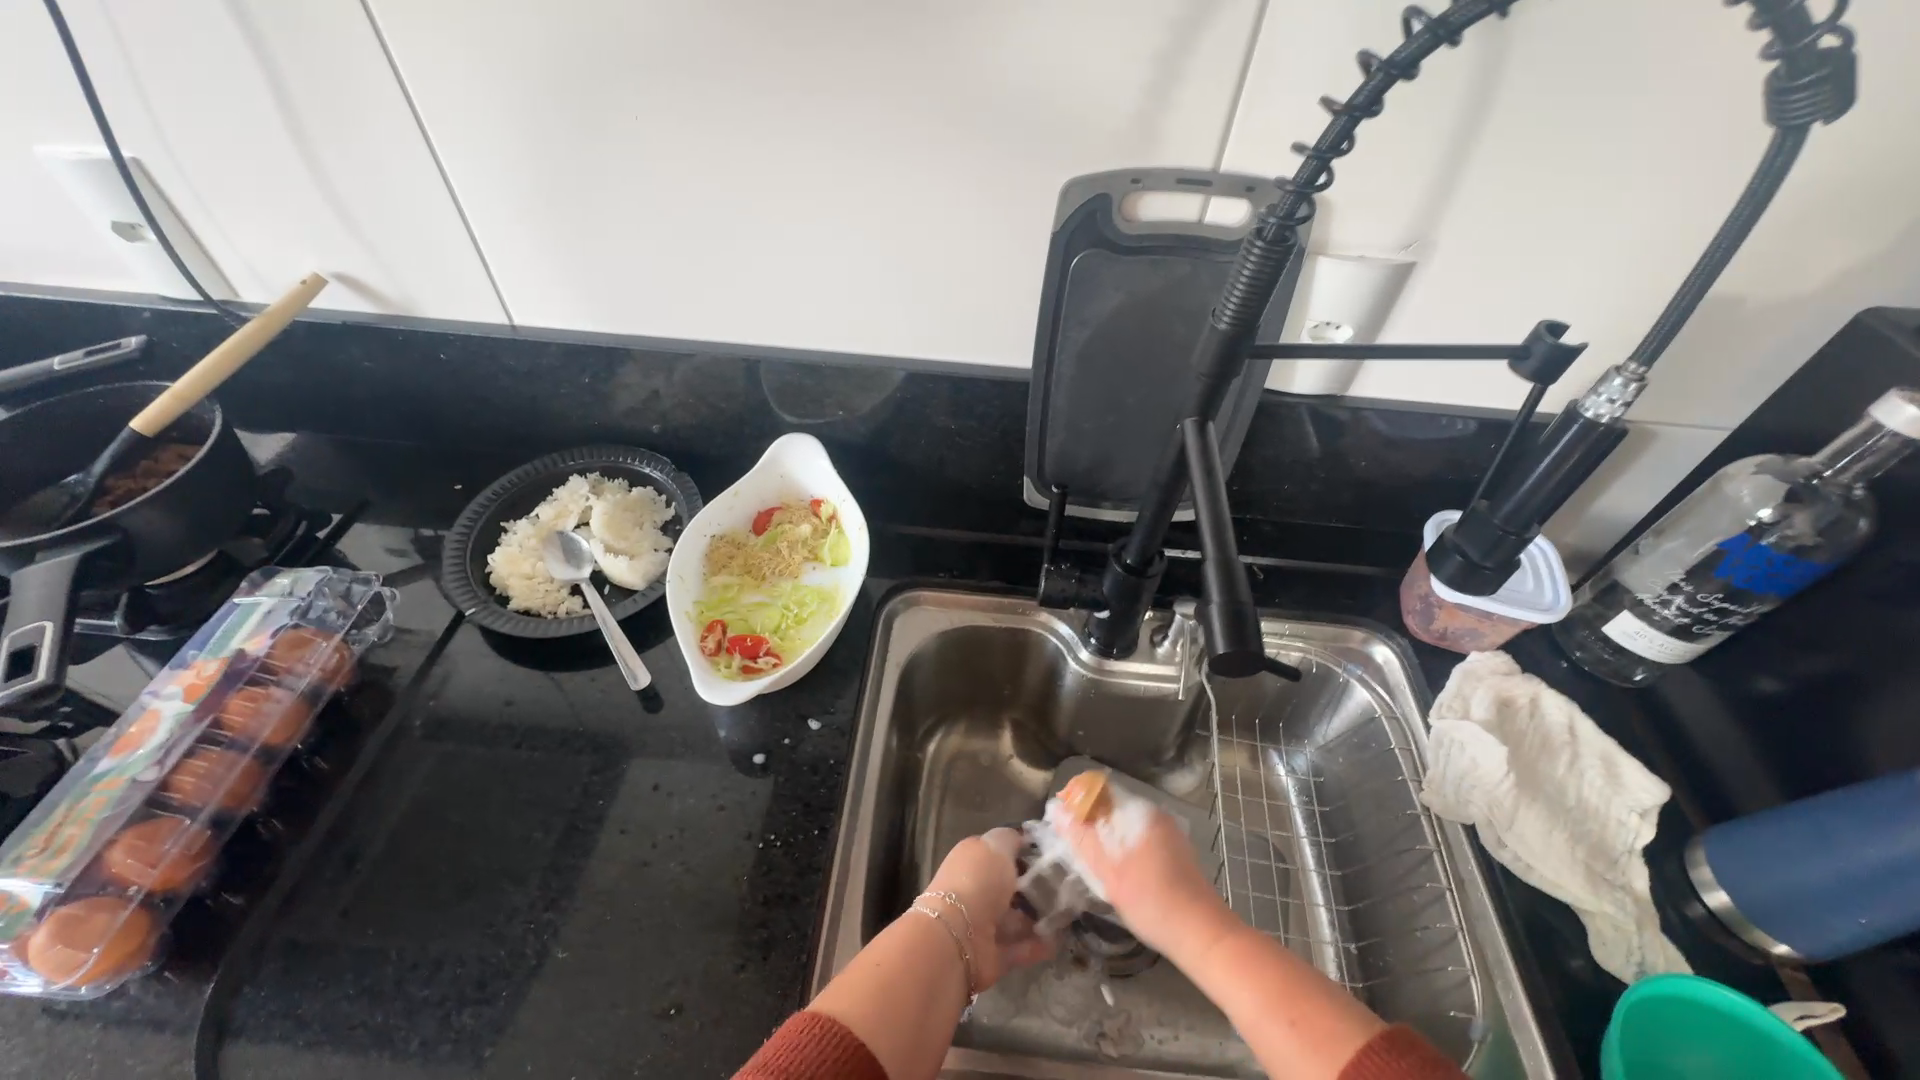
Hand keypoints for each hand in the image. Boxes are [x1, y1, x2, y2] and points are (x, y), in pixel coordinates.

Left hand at [924, 828, 1053, 989]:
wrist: (957, 936)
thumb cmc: (978, 882)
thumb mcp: (996, 846)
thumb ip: (1010, 839)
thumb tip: (1021, 837)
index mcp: (972, 861)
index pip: (1000, 854)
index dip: (1024, 853)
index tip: (1053, 857)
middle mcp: (976, 890)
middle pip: (1011, 888)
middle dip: (1037, 888)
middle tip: (1067, 887)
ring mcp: (983, 924)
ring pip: (1017, 918)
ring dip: (1040, 917)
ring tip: (1070, 913)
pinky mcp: (992, 954)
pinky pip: (1020, 947)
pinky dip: (1038, 945)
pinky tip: (1059, 939)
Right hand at [1058, 805, 1236, 960]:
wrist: (1204, 934)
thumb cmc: (1153, 903)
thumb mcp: (1109, 873)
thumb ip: (1082, 840)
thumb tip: (1057, 811)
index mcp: (1140, 813)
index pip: (1099, 788)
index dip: (1075, 800)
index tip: (1059, 820)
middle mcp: (1155, 815)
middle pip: (1111, 805)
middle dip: (1087, 821)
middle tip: (1070, 847)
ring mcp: (1167, 832)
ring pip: (1124, 824)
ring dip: (1104, 836)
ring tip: (1089, 863)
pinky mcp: (1174, 850)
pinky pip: (1138, 837)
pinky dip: (1122, 847)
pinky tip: (1117, 872)